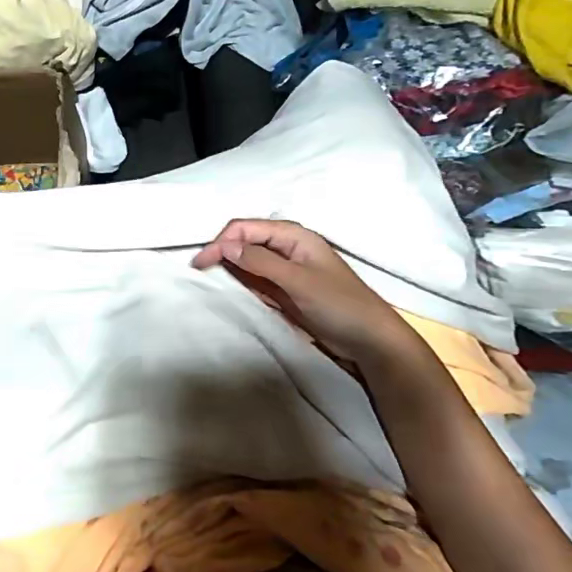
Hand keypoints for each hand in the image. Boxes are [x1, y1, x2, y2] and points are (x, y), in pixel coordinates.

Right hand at [192, 218, 420, 366]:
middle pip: (244, 241)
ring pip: (247, 260)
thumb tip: (225, 245)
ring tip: (208, 281)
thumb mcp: (298, 281)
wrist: (371, 342)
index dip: (221, 242)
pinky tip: (229, 291)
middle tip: (199, 272)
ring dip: (228, 267)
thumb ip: (261, 261)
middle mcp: (287, 247)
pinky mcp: (285, 289)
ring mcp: (286, 269)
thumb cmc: (340, 306)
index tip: (200, 264)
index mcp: (293, 236)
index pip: (245, 228)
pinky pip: (255, 279)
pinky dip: (240, 282)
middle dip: (221, 251)